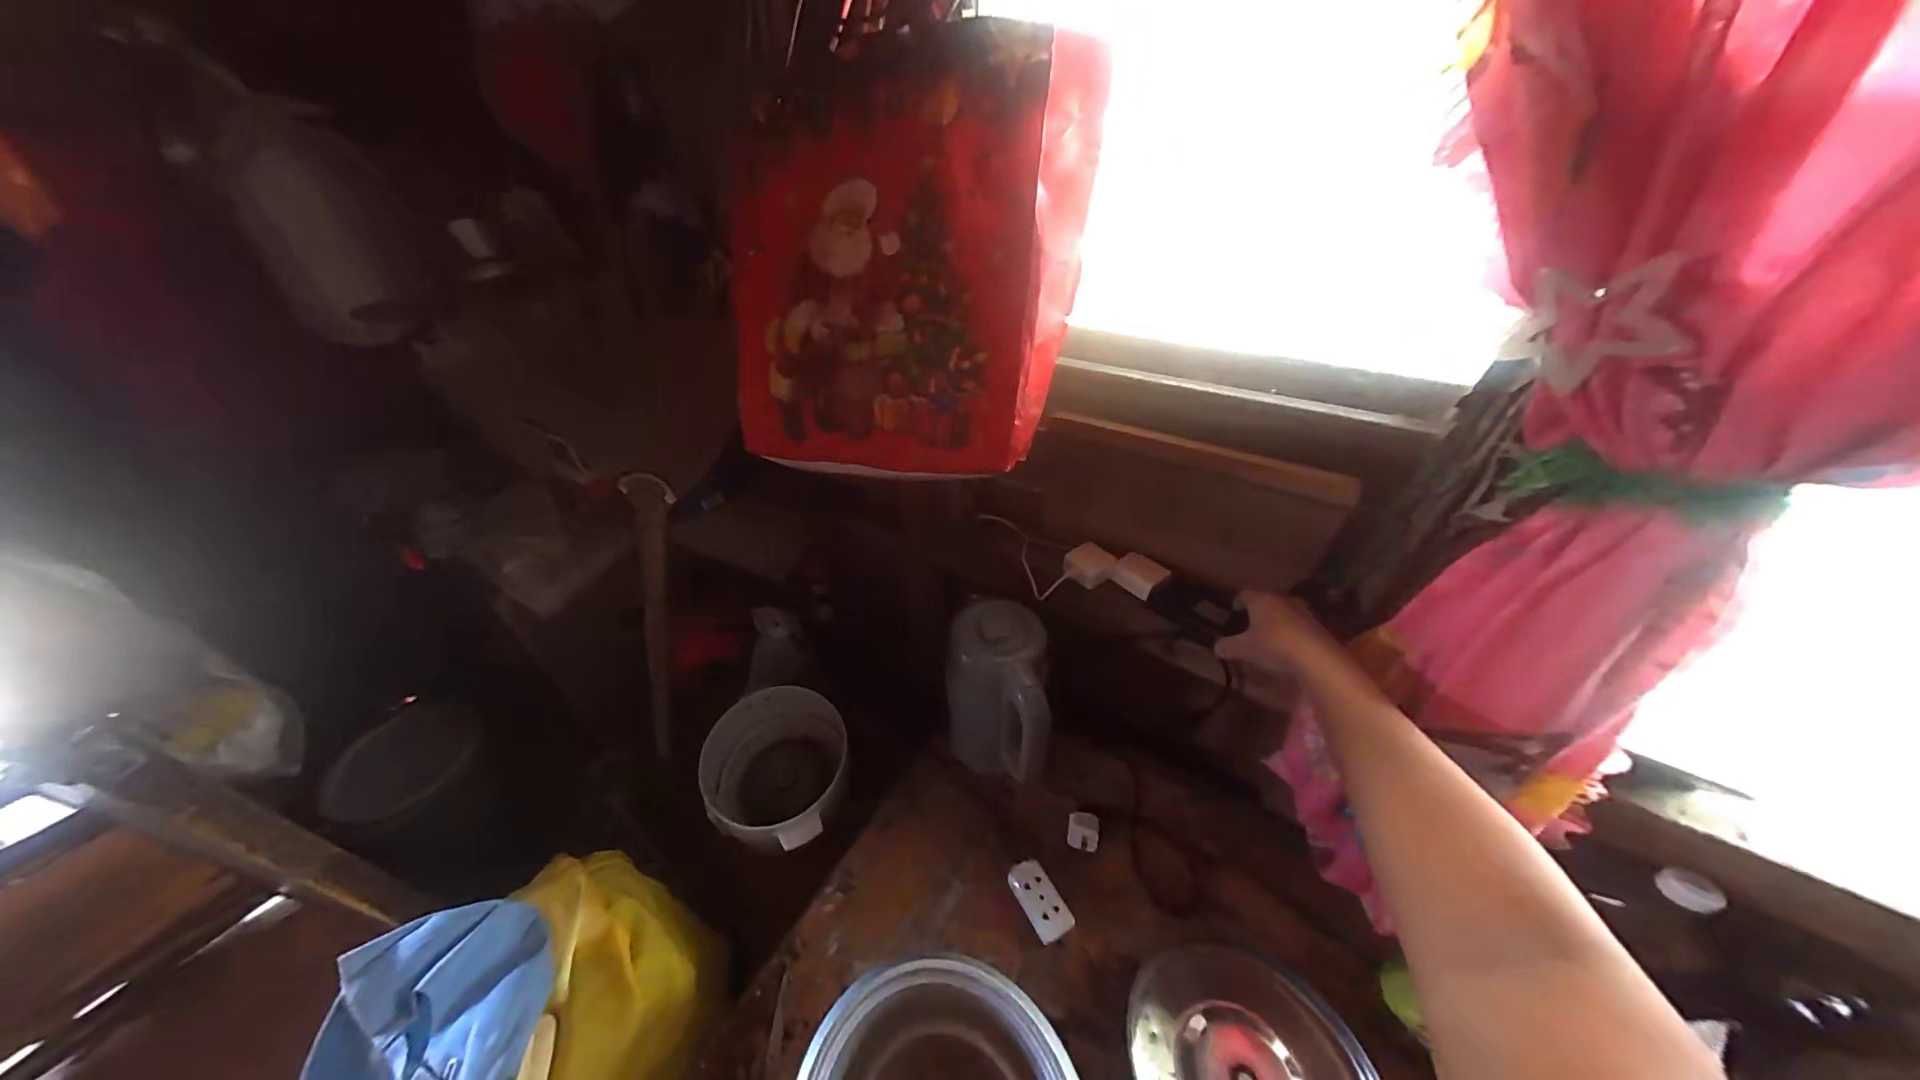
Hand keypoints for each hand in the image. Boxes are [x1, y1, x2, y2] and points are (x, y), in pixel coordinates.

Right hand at [1214, 591, 1347, 681]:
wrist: (1318, 658)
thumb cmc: (1274, 646)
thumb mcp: (1244, 649)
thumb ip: (1228, 646)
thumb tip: (1216, 647)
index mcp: (1262, 600)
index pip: (1245, 593)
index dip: (1238, 600)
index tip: (1233, 608)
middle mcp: (1284, 600)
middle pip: (1268, 600)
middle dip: (1259, 610)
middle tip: (1250, 621)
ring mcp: (1304, 612)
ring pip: (1285, 612)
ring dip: (1277, 620)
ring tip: (1270, 633)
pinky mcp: (1319, 627)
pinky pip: (1299, 625)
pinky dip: (1291, 632)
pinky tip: (1288, 645)